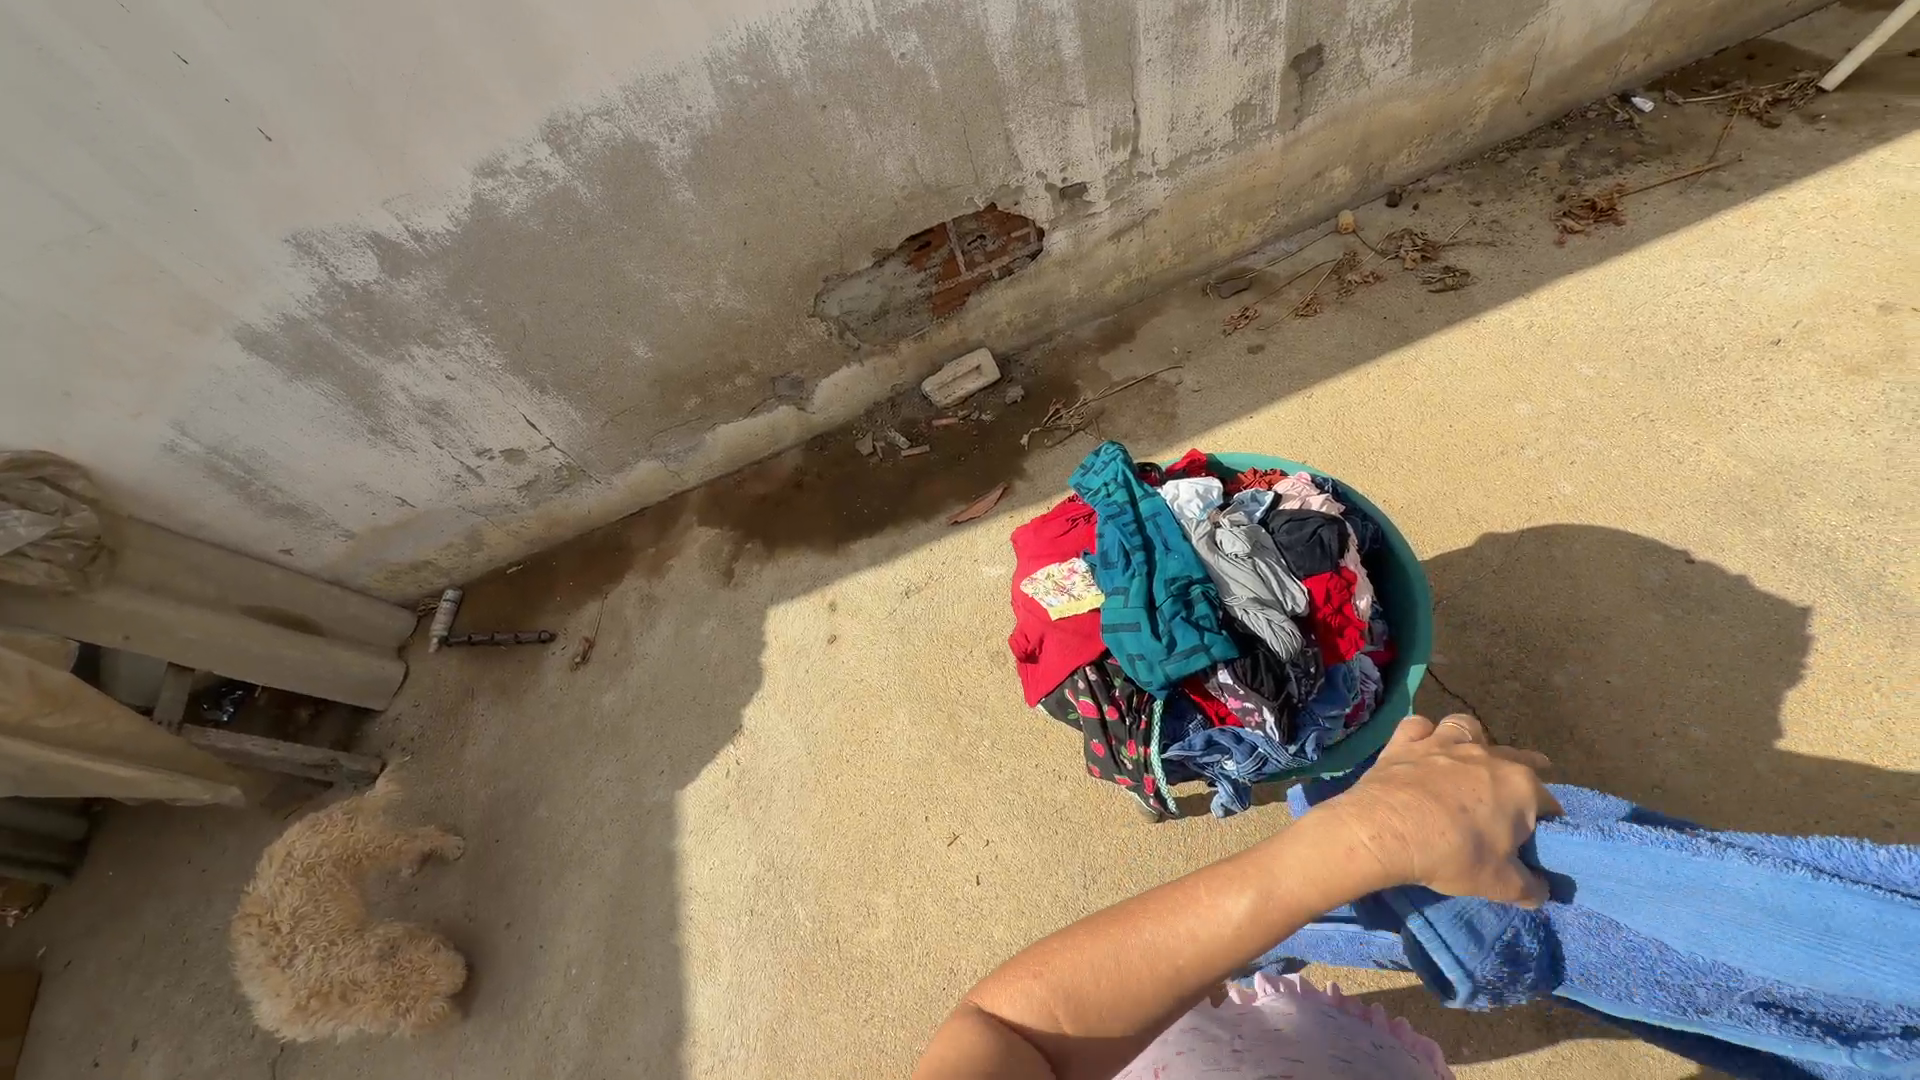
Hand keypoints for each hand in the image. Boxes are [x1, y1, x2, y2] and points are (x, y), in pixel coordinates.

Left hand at [1318, 714, 1562, 906]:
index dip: (1546, 819)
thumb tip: (1541, 889)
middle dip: (1522, 771)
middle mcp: (1484, 755)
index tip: (1537, 833)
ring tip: (1470, 755)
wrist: (1384, 830)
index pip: (1548, 801)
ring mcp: (1441, 743)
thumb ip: (1530, 887)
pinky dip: (1421, 732)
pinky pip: (1416, 725)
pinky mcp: (1403, 742)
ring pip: (1465, 727)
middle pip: (1514, 757)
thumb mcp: (1503, 885)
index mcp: (1520, 786)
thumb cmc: (1453, 855)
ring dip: (1471, 739)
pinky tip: (1420, 744)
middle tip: (1515, 792)